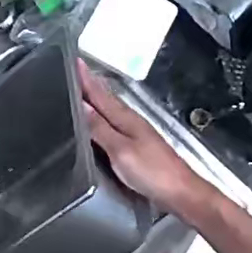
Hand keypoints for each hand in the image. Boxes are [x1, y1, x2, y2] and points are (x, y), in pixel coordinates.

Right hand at [78, 63, 217, 217]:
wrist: (179, 192)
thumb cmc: (151, 171)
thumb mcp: (121, 150)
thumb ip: (100, 128)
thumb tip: (81, 104)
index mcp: (126, 118)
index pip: (100, 94)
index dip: (86, 78)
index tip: (73, 60)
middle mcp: (131, 121)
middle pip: (105, 99)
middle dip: (88, 85)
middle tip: (72, 72)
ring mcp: (136, 134)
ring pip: (110, 111)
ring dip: (95, 100)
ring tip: (80, 92)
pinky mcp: (137, 147)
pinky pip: (113, 125)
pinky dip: (101, 118)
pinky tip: (97, 123)